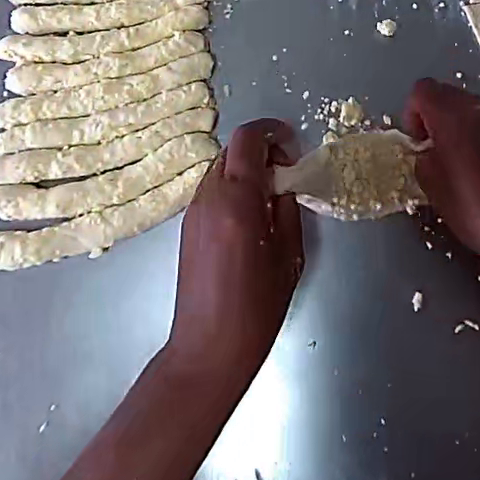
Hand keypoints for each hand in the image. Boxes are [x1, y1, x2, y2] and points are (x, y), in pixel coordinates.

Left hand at [164, 119, 303, 385]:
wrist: (207, 349)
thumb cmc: (256, 307)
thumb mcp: (289, 255)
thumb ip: (288, 208)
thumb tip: (285, 183)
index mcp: (238, 200)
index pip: (248, 139)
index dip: (273, 131)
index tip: (292, 145)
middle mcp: (209, 197)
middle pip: (232, 149)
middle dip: (262, 149)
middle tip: (286, 172)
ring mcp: (194, 211)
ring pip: (220, 166)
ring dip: (246, 168)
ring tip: (270, 195)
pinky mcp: (187, 226)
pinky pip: (212, 188)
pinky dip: (233, 186)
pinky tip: (250, 215)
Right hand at [404, 78, 479, 272]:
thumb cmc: (473, 208)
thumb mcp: (431, 186)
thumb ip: (423, 158)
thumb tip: (428, 152)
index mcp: (452, 116)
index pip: (422, 90)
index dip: (411, 113)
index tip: (415, 141)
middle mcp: (478, 111)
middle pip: (446, 93)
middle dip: (431, 115)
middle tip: (428, 147)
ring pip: (467, 107)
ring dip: (453, 124)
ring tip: (449, 159)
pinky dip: (473, 134)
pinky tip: (472, 168)